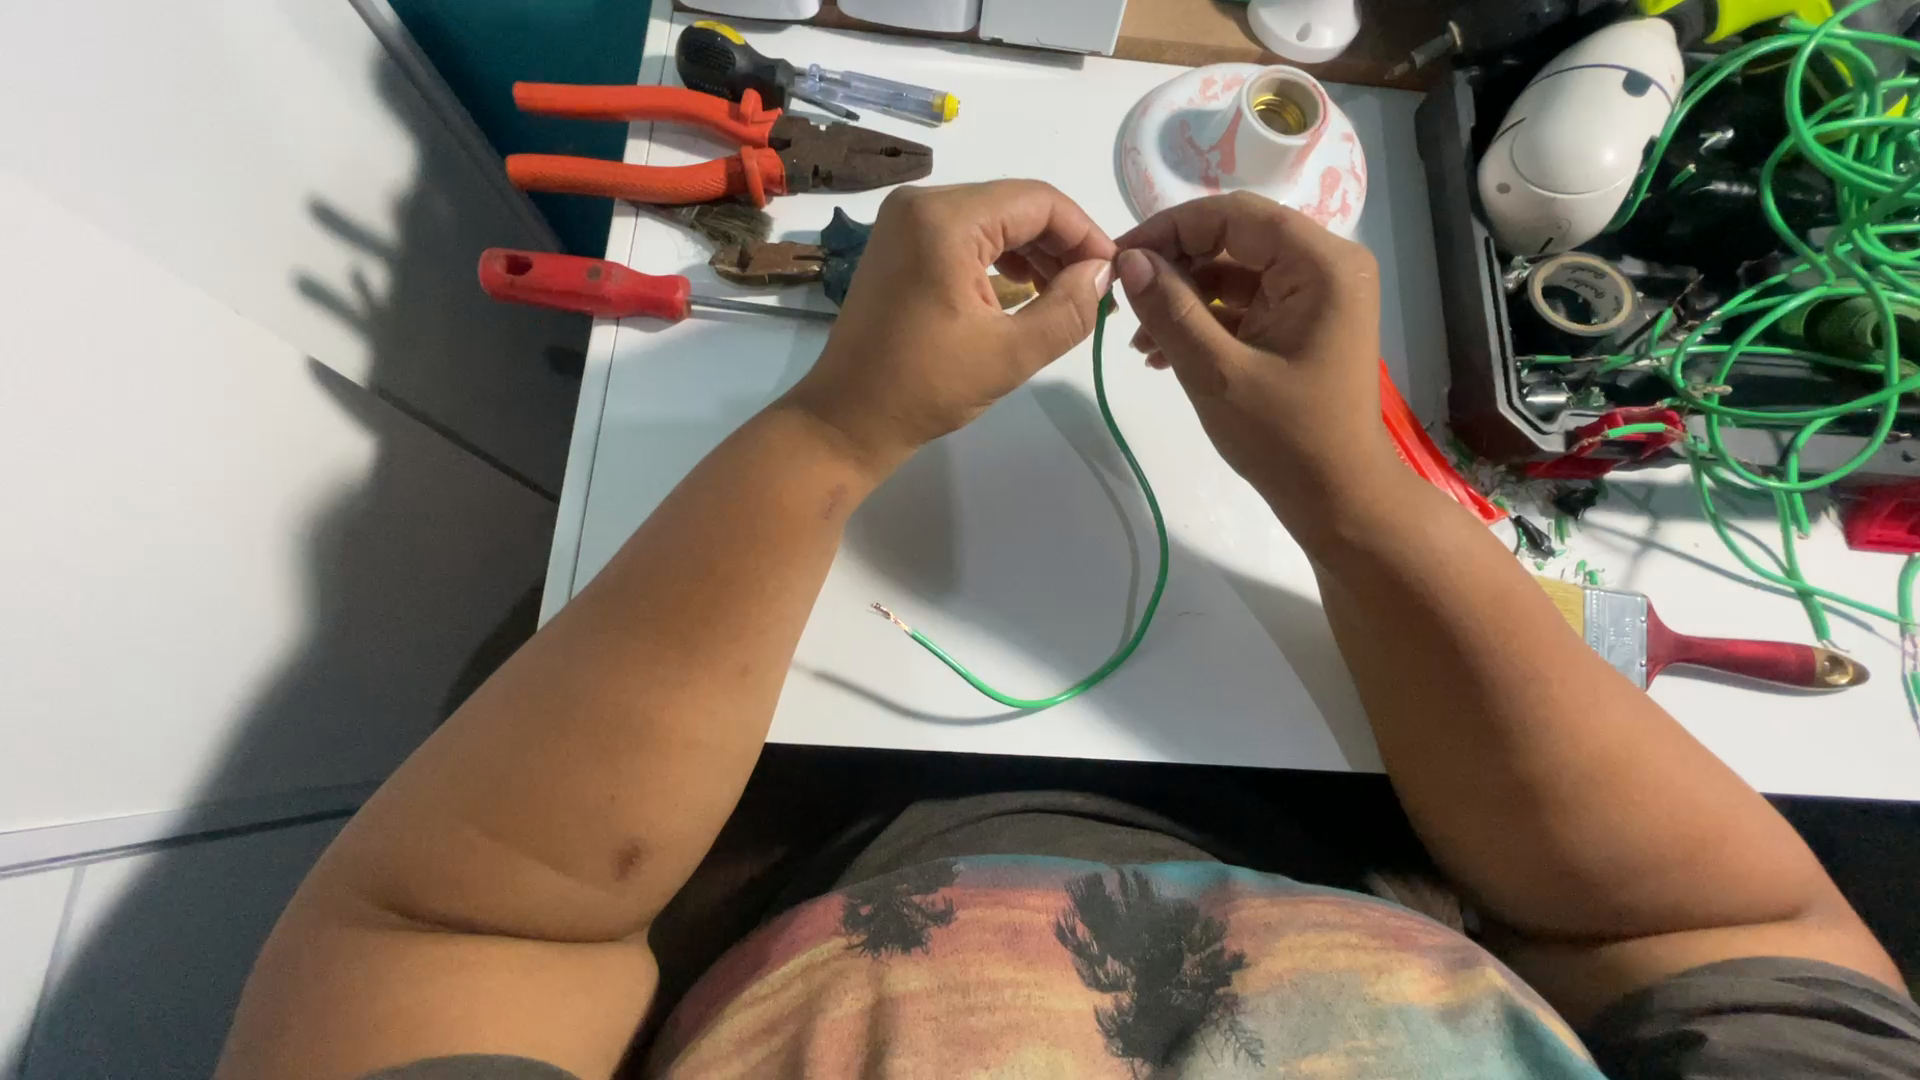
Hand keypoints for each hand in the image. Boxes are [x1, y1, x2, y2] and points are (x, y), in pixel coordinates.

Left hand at [782, 180, 1115, 470]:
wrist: (849, 419)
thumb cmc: (925, 389)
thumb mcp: (1010, 354)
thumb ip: (1068, 309)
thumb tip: (1104, 274)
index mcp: (945, 220)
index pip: (1038, 201)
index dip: (1085, 234)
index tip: (1113, 274)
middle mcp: (921, 204)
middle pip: (1014, 205)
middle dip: (1060, 245)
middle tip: (1093, 292)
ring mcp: (904, 224)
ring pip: (990, 220)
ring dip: (1032, 253)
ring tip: (1063, 296)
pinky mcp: (899, 247)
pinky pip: (964, 237)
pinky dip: (998, 259)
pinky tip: (1021, 290)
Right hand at [1115, 192, 1402, 526]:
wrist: (1337, 497)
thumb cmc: (1284, 439)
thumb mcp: (1217, 373)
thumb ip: (1171, 312)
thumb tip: (1129, 261)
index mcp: (1321, 265)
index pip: (1235, 216)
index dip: (1171, 229)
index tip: (1119, 258)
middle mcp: (1325, 267)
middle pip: (1235, 240)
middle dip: (1174, 267)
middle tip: (1124, 300)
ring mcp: (1315, 297)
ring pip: (1235, 272)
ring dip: (1182, 299)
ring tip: (1139, 340)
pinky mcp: (1301, 324)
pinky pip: (1244, 305)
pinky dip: (1203, 321)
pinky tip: (1163, 353)